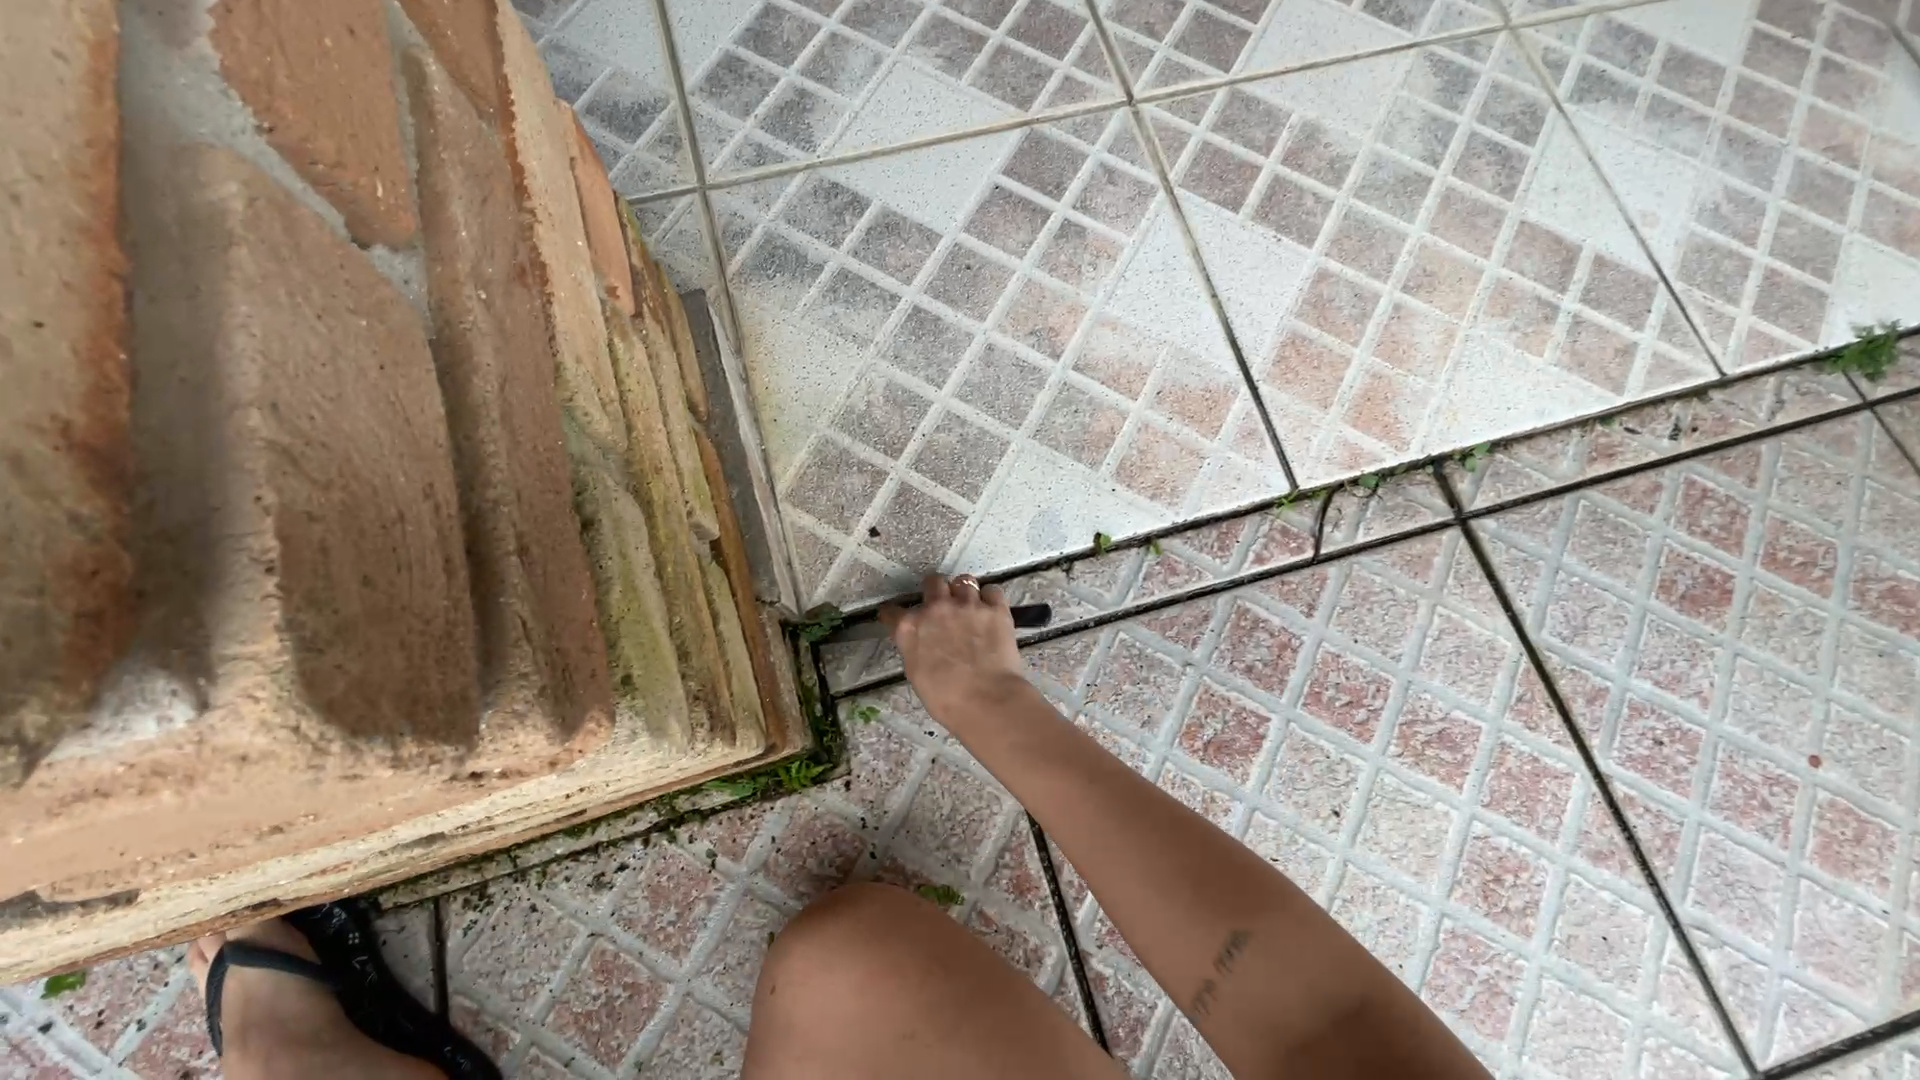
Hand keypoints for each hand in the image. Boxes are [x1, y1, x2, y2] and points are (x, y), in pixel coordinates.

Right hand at [881, 575, 1028, 727]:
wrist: (986, 700)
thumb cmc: (946, 699)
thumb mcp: (916, 674)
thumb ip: (915, 648)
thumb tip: (921, 642)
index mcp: (910, 627)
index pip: (892, 611)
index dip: (894, 614)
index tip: (896, 616)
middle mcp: (936, 608)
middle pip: (933, 582)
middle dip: (935, 590)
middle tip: (941, 605)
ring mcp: (967, 605)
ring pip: (964, 581)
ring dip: (964, 592)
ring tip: (969, 606)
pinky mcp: (995, 609)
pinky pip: (993, 591)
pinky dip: (991, 599)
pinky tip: (991, 610)